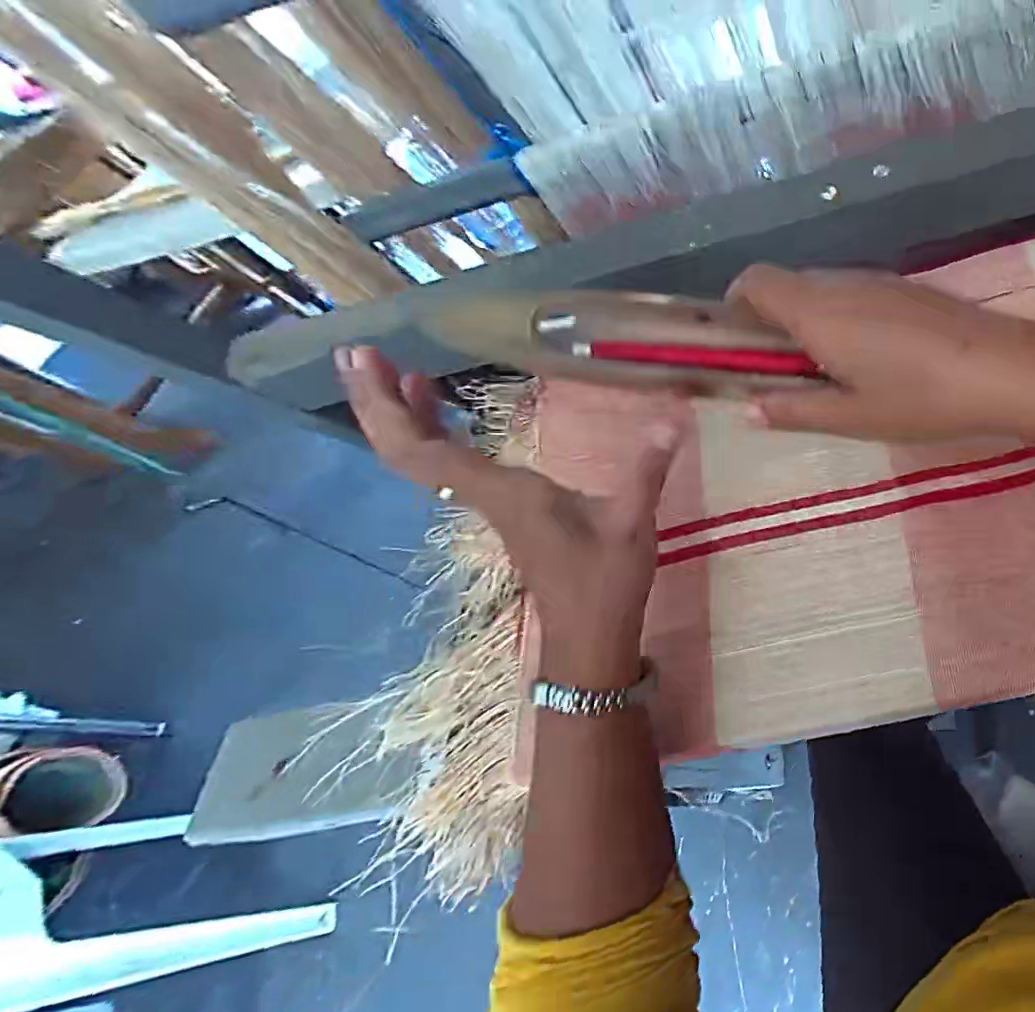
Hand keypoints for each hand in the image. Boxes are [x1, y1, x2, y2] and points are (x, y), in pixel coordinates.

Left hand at [336, 346, 675, 686]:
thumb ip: (646, 468)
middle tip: (362, 353)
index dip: (385, 407)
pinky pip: (452, 471)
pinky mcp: (508, 517)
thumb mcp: (631, 521)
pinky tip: (456, 420)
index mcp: (506, 494)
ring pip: (426, 463)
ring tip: (409, 374)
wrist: (592, 635)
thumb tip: (672, 420)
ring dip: (406, 419)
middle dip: (379, 404)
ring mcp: (494, 509)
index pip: (421, 451)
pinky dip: (441, 438)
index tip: (364, 358)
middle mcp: (488, 498)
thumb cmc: (606, 580)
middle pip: (407, 454)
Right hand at [728, 264, 1034, 441]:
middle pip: (788, 285)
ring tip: (834, 373)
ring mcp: (881, 281)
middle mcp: (843, 284)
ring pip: (826, 290)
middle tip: (787, 373)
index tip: (743, 346)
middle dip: (774, 322)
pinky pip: (859, 295)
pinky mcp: (910, 289)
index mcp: (816, 311)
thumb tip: (749, 409)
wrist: (1003, 370)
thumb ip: (794, 410)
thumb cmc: (919, 399)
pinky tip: (876, 360)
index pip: (755, 281)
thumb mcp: (852, 416)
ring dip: (812, 322)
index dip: (737, 306)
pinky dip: (846, 319)